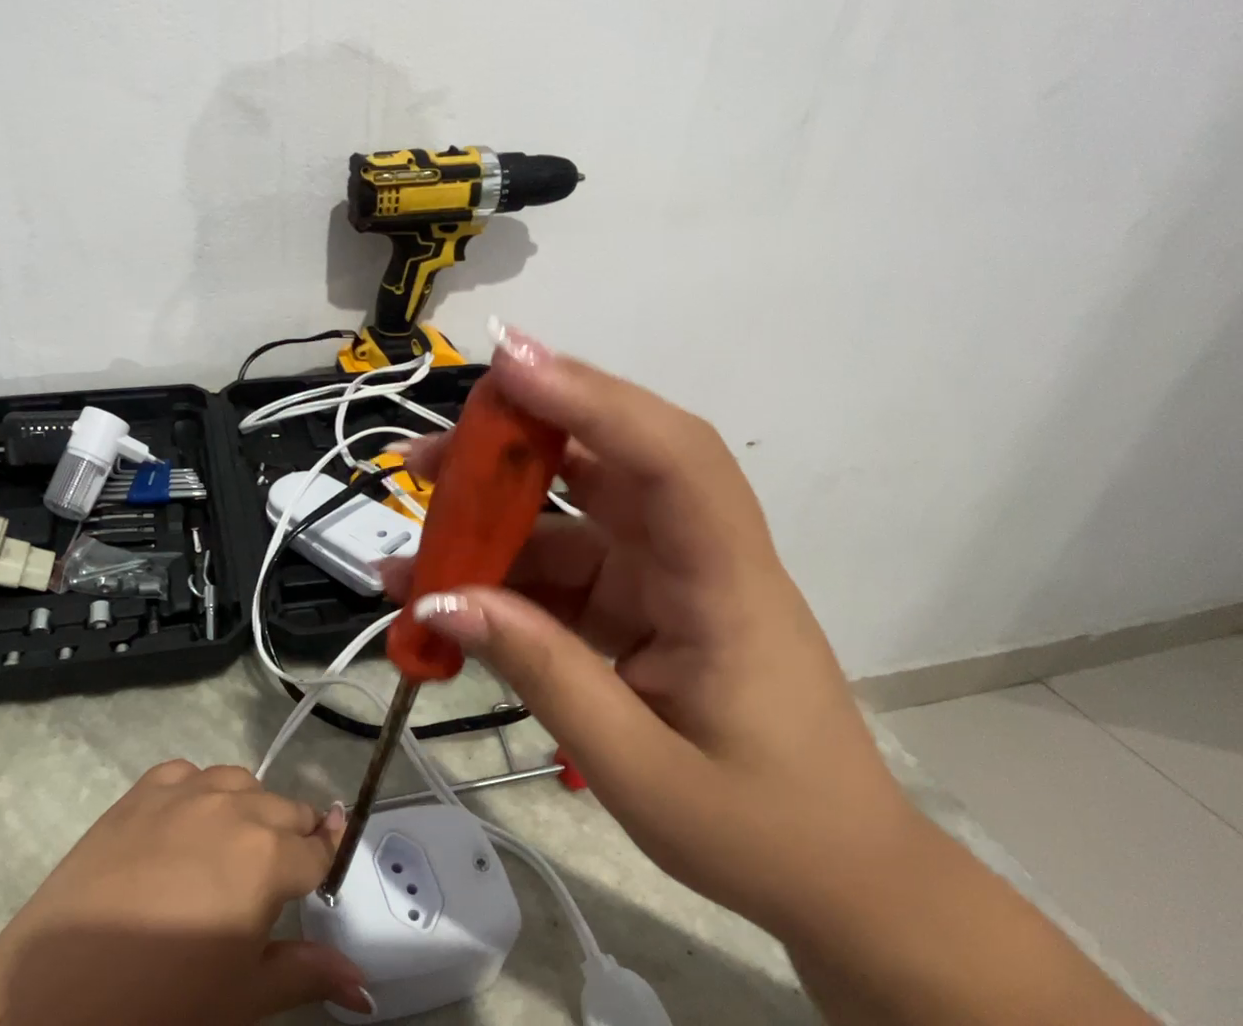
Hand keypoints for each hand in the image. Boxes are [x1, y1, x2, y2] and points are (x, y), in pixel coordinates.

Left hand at [0, 760, 369, 1025]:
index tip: (331, 869)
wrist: (55, 990)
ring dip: (250, 810)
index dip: (330, 862)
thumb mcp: (242, 995)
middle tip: (276, 884)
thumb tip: (362, 983)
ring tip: (231, 853)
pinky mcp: (138, 792)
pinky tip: (185, 829)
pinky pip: (188, 774)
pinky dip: (200, 793)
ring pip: (240, 784)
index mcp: (268, 856)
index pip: (320, 849)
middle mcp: (232, 808)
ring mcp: (182, 793)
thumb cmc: (163, 1000)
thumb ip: (307, 973)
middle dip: (293, 840)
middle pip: (286, 810)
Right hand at [381, 325, 1150, 1025]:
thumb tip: (440, 600)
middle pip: (611, 465)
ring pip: (573, 519)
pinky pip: (564, 574)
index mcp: (726, 586)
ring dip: (492, 522)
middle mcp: (699, 560)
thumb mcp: (638, 768)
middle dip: (515, 446)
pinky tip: (443, 601)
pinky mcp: (644, 610)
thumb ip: (541, 673)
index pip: (670, 458)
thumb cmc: (761, 832)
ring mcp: (668, 582)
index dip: (590, 398)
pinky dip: (503, 580)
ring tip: (406, 547)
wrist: (839, 881)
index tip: (506, 365)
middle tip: (423, 457)